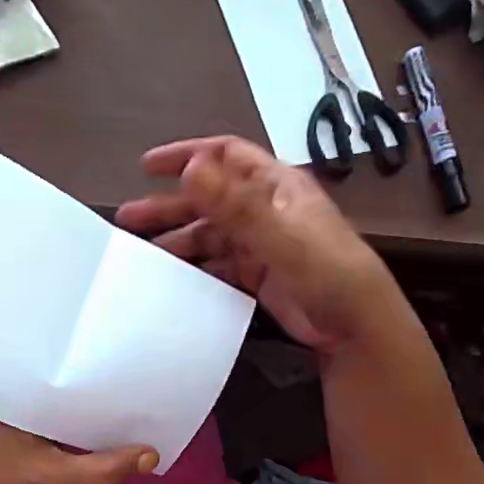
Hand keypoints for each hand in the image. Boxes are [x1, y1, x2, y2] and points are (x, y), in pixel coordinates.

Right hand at [114, 135, 398, 349]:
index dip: (186, 157)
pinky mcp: (260, 275)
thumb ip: (236, 205)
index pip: (225, 158)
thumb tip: (191, 168)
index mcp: (274, 186)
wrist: (355, 325)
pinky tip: (173, 279)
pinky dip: (196, 269)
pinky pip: (219, 265)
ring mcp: (262, 244)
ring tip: (142, 255)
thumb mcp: (280, 235)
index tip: (146, 167)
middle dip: (169, 207)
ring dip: (178, 241)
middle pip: (209, 200)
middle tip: (128, 221)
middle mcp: (266, 209)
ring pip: (210, 236)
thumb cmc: (326, 272)